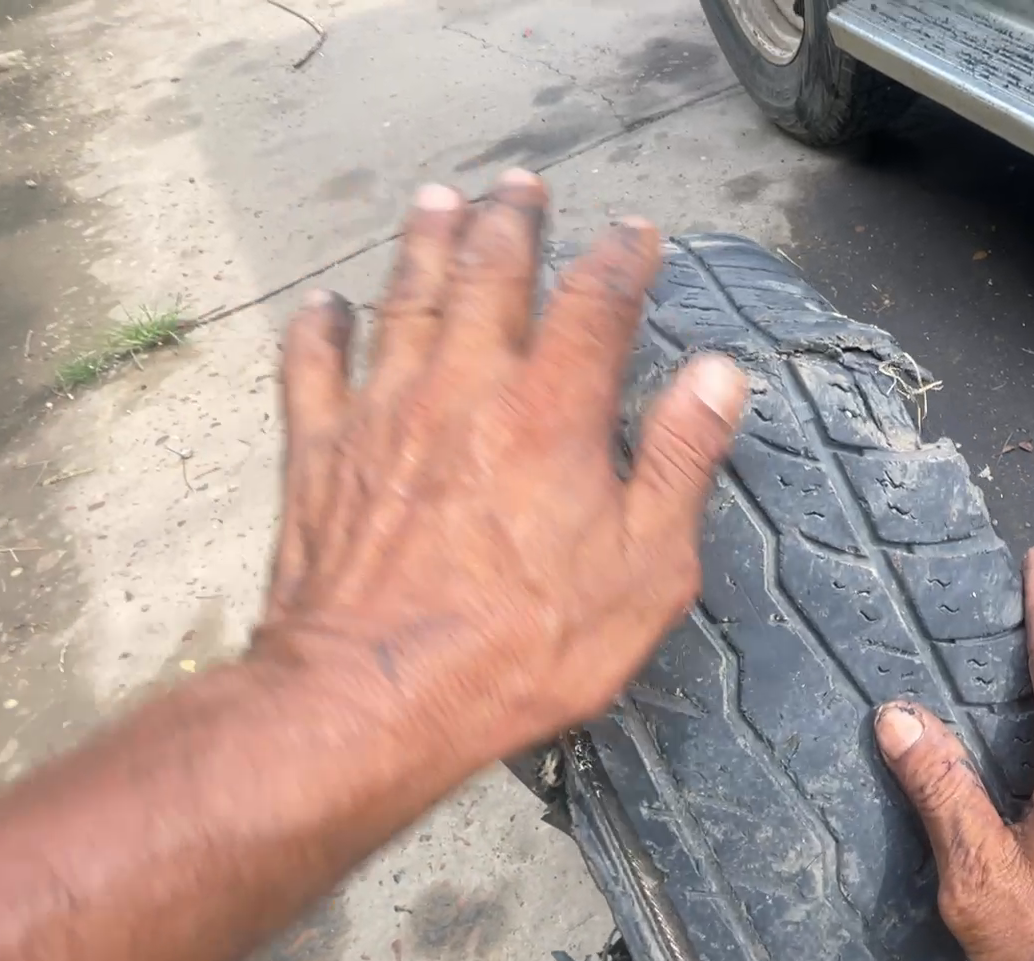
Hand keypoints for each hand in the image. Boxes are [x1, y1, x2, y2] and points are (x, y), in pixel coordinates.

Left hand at [257, 170, 744, 759]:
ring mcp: (383, 418)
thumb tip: (720, 372)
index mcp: (553, 415)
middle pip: (489, 280)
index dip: (621, 261)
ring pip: (405, 304)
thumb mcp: (649, 564)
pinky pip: (314, 371)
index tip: (638, 233)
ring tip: (440, 200)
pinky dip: (320, 331)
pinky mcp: (321, 459)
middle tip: (523, 185)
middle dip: (513, 226)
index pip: (594, 307)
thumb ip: (682, 459)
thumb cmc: (534, 641)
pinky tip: (325, 307)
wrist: (376, 702)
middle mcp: (466, 393)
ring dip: (426, 245)